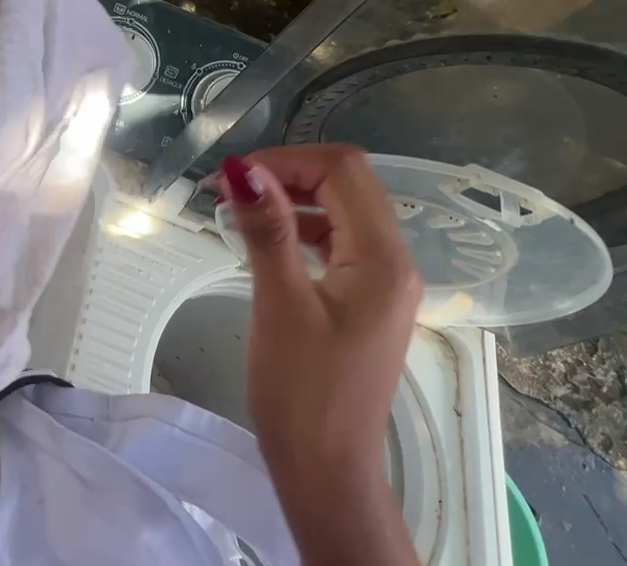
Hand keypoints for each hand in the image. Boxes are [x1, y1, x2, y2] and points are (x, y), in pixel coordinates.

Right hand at [219, 145, 422, 565]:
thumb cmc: (302, 390)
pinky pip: (340, 238)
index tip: (232, 177)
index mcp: (383, 258)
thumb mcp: (280, 303)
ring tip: (240, 209)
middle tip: (231, 189)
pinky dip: (303, 225)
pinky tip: (268, 240)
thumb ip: (268, 229)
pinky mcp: (367, 297)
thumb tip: (244, 169)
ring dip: (294, 196)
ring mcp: (385, 280)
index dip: (286, 160)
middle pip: (348, 182)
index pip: (342, 171)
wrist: (326, 467)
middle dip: (288, 172)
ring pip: (343, 208)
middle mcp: (396, 260)